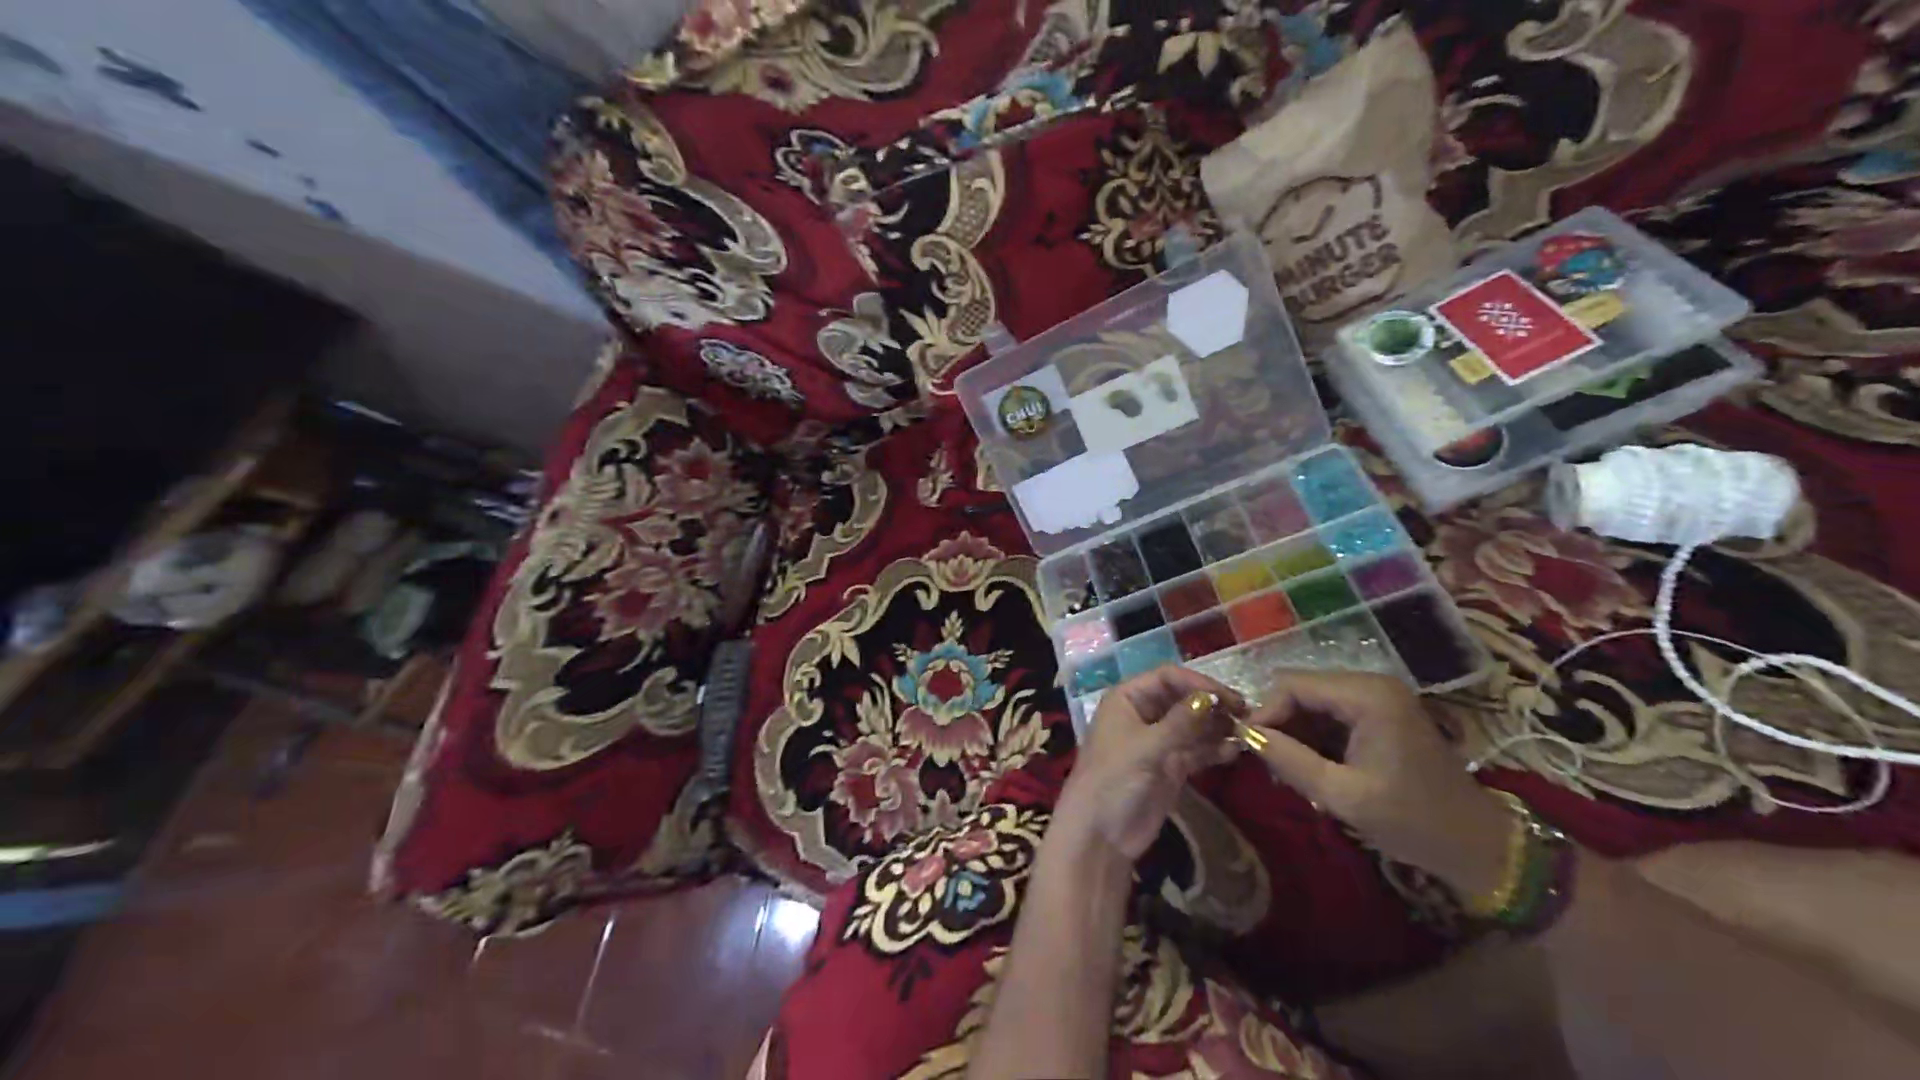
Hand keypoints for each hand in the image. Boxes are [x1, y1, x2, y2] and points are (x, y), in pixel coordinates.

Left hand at [1055, 667, 1241, 862]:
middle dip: (1212, 704)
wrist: (1101, 835)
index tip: (1228, 697)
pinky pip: (1197, 749)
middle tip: (1246, 713)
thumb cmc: (1113, 780)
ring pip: (1194, 724)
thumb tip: (1210, 698)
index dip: (1198, 683)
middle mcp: (1143, 713)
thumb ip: (1180, 722)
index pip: (1167, 677)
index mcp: (1127, 698)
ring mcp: (1159, 740)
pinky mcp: (1171, 765)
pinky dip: (1215, 748)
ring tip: (1246, 731)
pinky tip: (1235, 751)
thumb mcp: (1146, 748)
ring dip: (1218, 726)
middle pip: (1184, 698)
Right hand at [1243, 671, 1514, 899]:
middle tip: (1268, 761)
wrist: (1479, 846)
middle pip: (1300, 688)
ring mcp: (1378, 697)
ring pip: (1311, 701)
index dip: (1264, 712)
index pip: (1290, 684)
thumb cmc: (1413, 821)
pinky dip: (1313, 735)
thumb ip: (1289, 759)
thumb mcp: (1342, 795)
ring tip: (1288, 768)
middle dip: (1278, 721)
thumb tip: (1244, 735)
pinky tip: (1311, 765)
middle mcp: (1371, 684)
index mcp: (1366, 695)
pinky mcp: (1380, 714)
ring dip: (1294, 730)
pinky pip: (1329, 713)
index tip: (1249, 747)